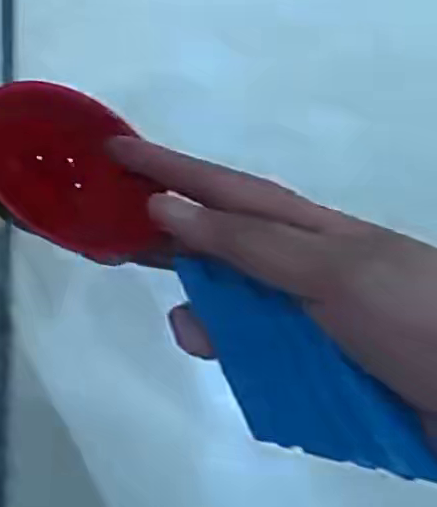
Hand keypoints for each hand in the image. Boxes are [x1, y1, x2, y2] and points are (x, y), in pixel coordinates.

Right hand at [109, 137, 436, 438]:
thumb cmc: (428, 323)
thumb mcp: (338, 274)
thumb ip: (244, 240)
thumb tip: (156, 203)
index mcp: (312, 233)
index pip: (221, 188)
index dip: (165, 165)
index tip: (109, 147)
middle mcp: (303, 265)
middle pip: (210, 239)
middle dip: (158, 234)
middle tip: (103, 229)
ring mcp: (309, 314)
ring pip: (223, 296)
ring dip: (198, 308)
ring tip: (192, 330)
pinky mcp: (314, 359)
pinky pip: (245, 343)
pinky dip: (225, 346)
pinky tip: (217, 354)